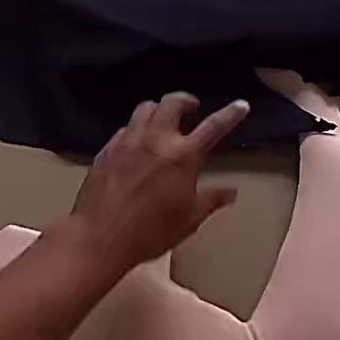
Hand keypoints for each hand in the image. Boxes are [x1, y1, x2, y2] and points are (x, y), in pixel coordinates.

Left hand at [56, 93, 249, 274]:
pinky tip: (137, 145)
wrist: (99, 238)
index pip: (214, 127)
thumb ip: (211, 200)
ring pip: (145, 108)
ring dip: (159, 110)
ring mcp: (128, 141)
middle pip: (173, 102)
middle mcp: (156, 140)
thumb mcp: (188, 220)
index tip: (240, 105)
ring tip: (163, 122)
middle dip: (185, 101)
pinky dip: (136, 129)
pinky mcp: (107, 149)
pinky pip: (125, 128)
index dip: (230, 114)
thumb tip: (231, 192)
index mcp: (182, 156)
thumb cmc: (149, 233)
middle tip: (191, 108)